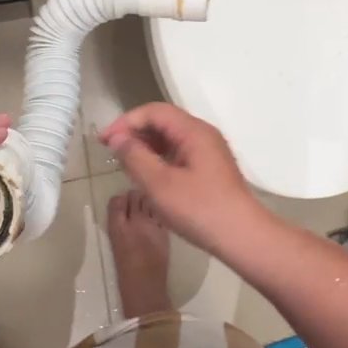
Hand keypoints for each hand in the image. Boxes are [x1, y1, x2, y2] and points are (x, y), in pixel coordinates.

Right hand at [99, 102, 270, 254]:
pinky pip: (180, 152)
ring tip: (126, 164)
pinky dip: (160, 158)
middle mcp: (203, 134)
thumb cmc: (200, 209)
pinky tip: (149, 176)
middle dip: (135, 132)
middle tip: (112, 152)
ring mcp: (210, 150)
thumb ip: (135, 157)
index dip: (126, 122)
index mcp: (193, 131)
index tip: (104, 141)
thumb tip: (118, 138)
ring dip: (147, 146)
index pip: (154, 111)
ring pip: (172, 137)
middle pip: (164, 121)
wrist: (242, 236)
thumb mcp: (160, 185)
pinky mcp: (211, 168)